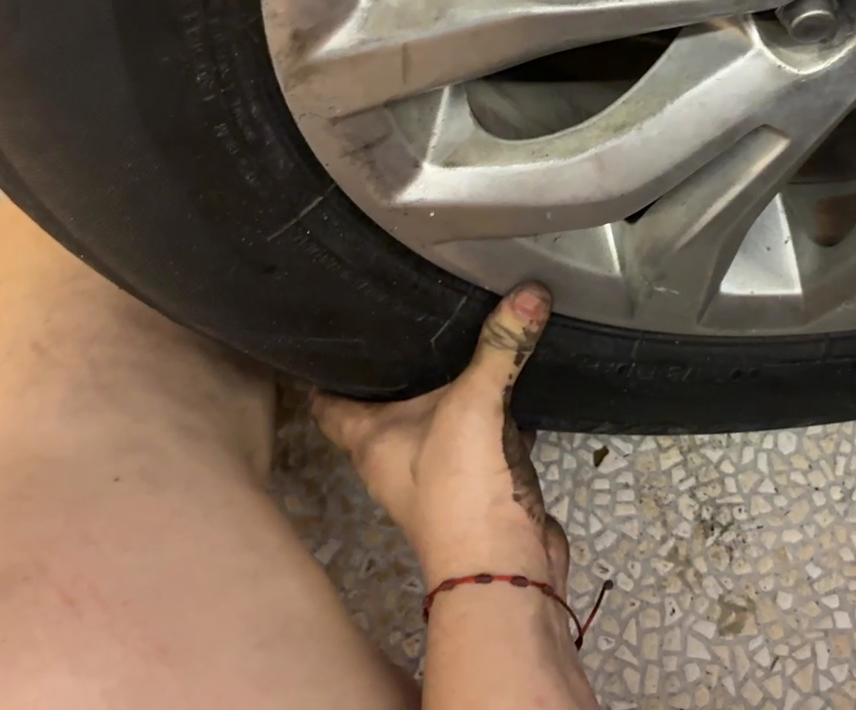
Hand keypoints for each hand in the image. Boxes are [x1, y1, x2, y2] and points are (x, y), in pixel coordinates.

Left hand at [315, 284, 568, 590]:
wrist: (505, 564)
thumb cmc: (460, 487)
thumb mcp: (473, 405)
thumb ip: (500, 347)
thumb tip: (529, 291)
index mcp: (369, 439)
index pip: (328, 399)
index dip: (326, 365)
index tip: (336, 327)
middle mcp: (395, 453)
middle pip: (384, 402)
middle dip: (396, 364)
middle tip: (411, 313)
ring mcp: (438, 467)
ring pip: (435, 413)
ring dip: (446, 384)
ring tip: (459, 331)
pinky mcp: (479, 475)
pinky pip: (479, 428)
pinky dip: (491, 404)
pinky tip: (508, 374)